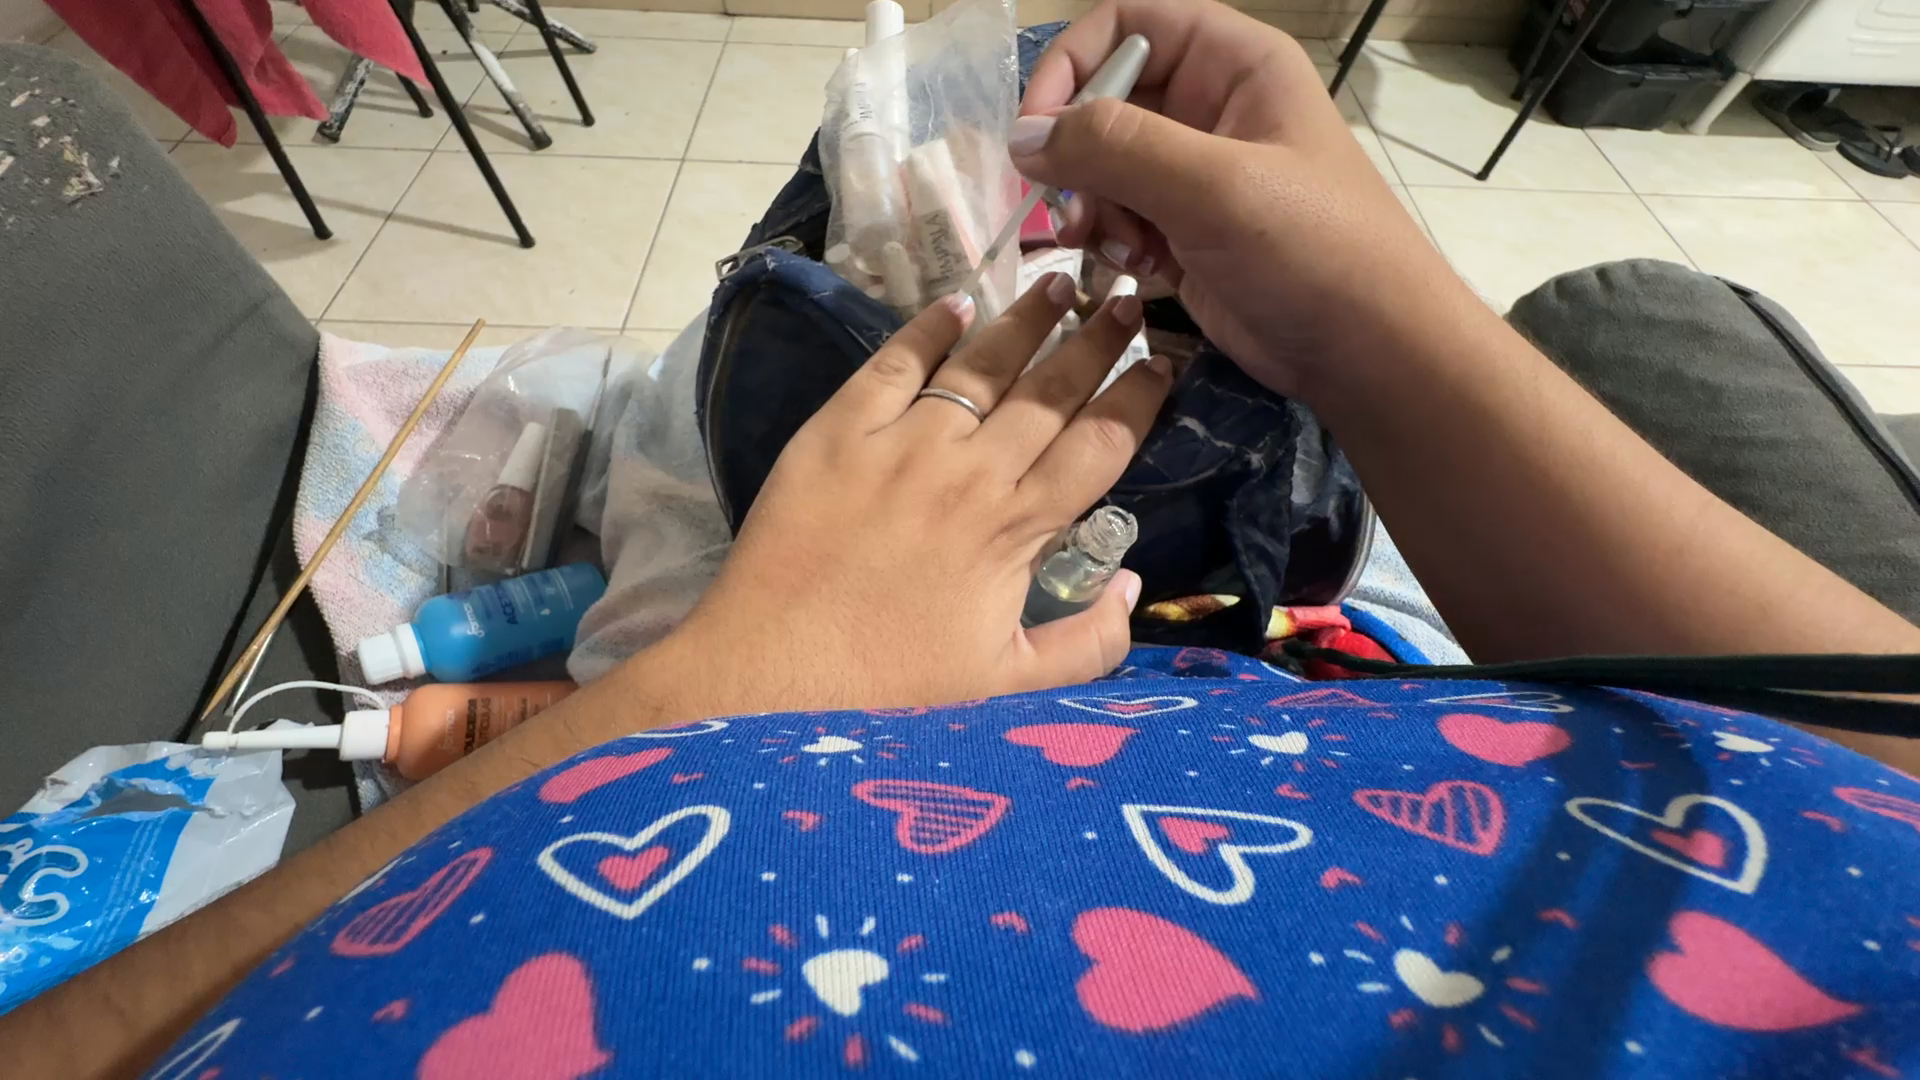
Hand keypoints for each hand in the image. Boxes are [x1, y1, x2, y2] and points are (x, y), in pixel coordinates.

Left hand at [658, 276, 1171, 712]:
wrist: (775, 673)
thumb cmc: (894, 687)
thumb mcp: (1009, 686)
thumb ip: (1088, 644)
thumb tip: (1134, 586)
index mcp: (1016, 528)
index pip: (1100, 444)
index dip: (1139, 397)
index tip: (1165, 360)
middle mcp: (970, 470)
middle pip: (1050, 391)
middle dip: (1098, 340)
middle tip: (1128, 297)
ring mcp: (902, 444)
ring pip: (980, 366)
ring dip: (1027, 321)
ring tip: (1062, 281)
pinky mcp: (839, 433)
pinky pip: (893, 365)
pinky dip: (927, 329)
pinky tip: (957, 304)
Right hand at [1012, 0, 1461, 397]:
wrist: (1360, 348)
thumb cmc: (1308, 250)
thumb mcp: (1212, 186)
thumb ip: (1115, 150)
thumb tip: (1022, 136)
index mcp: (1229, 65)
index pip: (1126, 29)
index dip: (1070, 69)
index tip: (1033, 134)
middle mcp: (1206, 114)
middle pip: (1105, 108)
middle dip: (1078, 161)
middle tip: (1074, 215)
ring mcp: (1192, 181)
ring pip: (1104, 174)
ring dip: (1094, 211)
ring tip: (1121, 249)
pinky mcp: (1183, 238)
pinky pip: (1121, 224)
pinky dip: (1116, 245)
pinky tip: (1141, 270)